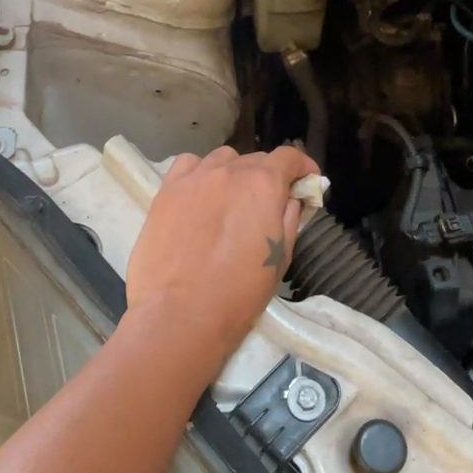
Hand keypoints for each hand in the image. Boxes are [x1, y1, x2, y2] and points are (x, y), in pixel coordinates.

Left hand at [124, 146, 318, 370]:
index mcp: (263, 185)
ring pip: (222, 160)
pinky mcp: (166, 191)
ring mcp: (194, 178)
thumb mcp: (280, 258)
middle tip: (268, 205)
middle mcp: (230, 171)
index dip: (303, 167)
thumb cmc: (239, 293)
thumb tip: (293, 199)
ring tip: (231, 201)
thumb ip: (290, 219)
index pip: (289, 158)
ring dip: (234, 173)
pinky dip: (201, 173)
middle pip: (256, 160)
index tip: (307, 183)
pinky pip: (189, 166)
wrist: (180, 314)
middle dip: (269, 177)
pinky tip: (200, 196)